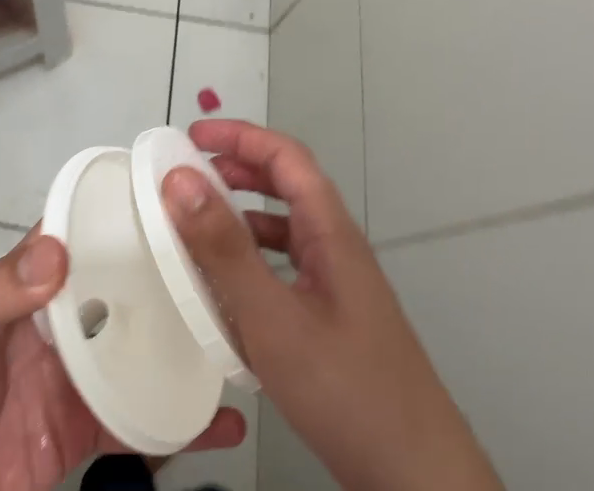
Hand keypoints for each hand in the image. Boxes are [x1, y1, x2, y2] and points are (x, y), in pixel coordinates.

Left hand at [0, 230, 245, 490]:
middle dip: (168, 281)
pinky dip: (180, 424)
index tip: (171, 203)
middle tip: (224, 271)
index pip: (79, 241)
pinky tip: (218, 422)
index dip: (119, 218)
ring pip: (141, 354)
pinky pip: (142, 422)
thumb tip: (54, 252)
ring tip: (232, 338)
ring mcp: (77, 381)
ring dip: (183, 347)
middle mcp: (60, 330)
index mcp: (30, 296)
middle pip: (123, 295)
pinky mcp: (88, 431)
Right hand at [163, 119, 502, 490]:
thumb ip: (224, 249)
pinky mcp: (330, 322)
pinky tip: (222, 289)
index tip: (189, 136)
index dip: (240, 136)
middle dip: (236, 169)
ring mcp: (336, 288)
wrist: (413, 473)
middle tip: (185, 177)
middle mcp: (336, 250)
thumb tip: (180, 179)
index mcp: (330, 234)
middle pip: (288, 187)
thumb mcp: (272, 317)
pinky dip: (249, 261)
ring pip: (284, 231)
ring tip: (192, 225)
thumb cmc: (344, 387)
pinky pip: (284, 271)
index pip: (287, 158)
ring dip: (240, 215)